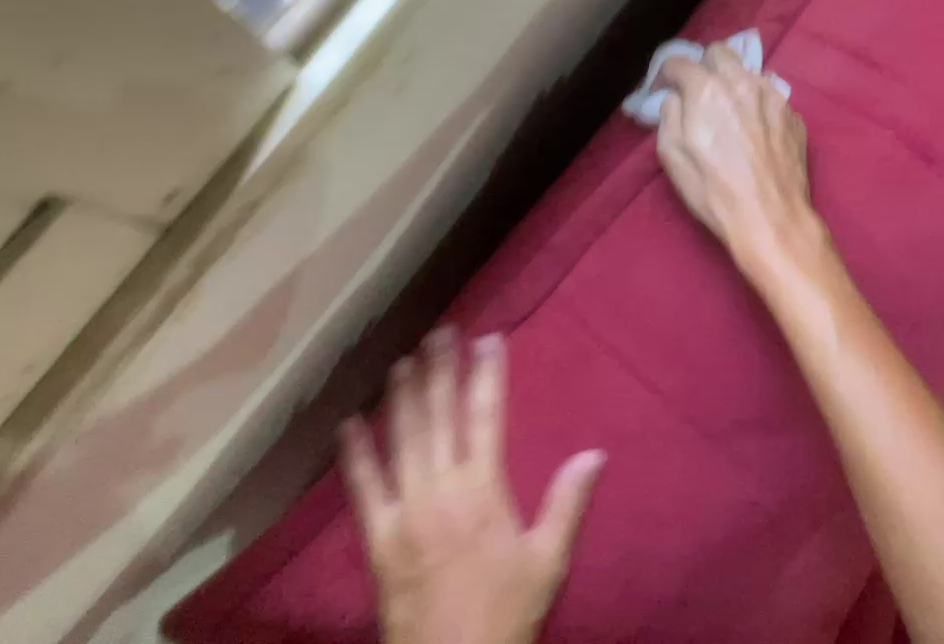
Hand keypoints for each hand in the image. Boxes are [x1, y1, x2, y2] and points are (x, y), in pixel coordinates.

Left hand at [341, 329, 605, 643]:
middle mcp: (442, 488)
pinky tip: (349, 423)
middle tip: (440, 332)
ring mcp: (406, 509)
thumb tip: (594, 454)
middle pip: (440, 415)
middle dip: (440, 369)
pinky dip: (355, 453)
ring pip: (403, 438)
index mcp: (484, 490)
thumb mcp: (548, 561)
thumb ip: (567, 502)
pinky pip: (363, 486)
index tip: (488, 339)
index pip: (487, 415)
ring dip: (403, 395)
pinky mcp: (378, 535)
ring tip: (404, 360)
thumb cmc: (507, 611)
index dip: (487, 373)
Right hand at [656, 43, 819, 267]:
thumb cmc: (712, 190)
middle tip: (696, 91)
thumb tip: (676, 99)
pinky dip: (756, 103)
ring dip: (732, 82)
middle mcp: (742, 82)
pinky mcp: (793, 115)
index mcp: (706, 90)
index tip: (659, 92)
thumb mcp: (671, 155)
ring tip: (727, 110)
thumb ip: (669, 116)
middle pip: (720, 52)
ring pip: (748, 71)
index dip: (663, 76)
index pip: (678, 63)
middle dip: (703, 66)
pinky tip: (753, 129)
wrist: (769, 217)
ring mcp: (773, 96)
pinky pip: (770, 95)